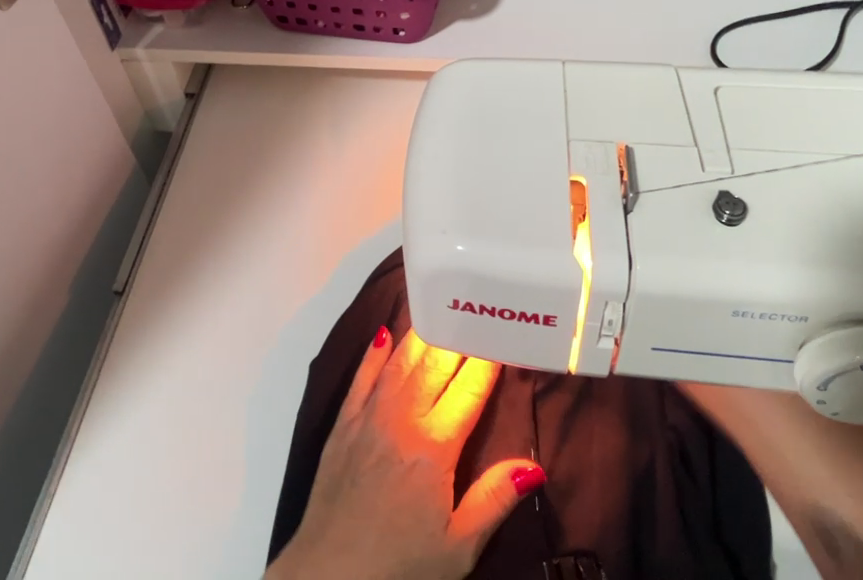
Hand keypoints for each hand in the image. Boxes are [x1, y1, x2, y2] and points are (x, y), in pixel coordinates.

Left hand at [267, 327, 543, 579]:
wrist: (329, 576)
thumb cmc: (400, 566)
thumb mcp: (458, 546)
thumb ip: (493, 500)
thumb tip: (534, 464)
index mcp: (435, 448)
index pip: (468, 391)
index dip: (488, 361)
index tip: (503, 334)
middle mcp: (401, 421)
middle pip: (434, 367)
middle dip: (457, 337)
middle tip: (475, 311)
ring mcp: (367, 419)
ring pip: (399, 364)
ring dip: (421, 336)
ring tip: (440, 310)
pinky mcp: (342, 426)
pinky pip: (361, 379)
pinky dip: (375, 354)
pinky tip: (384, 334)